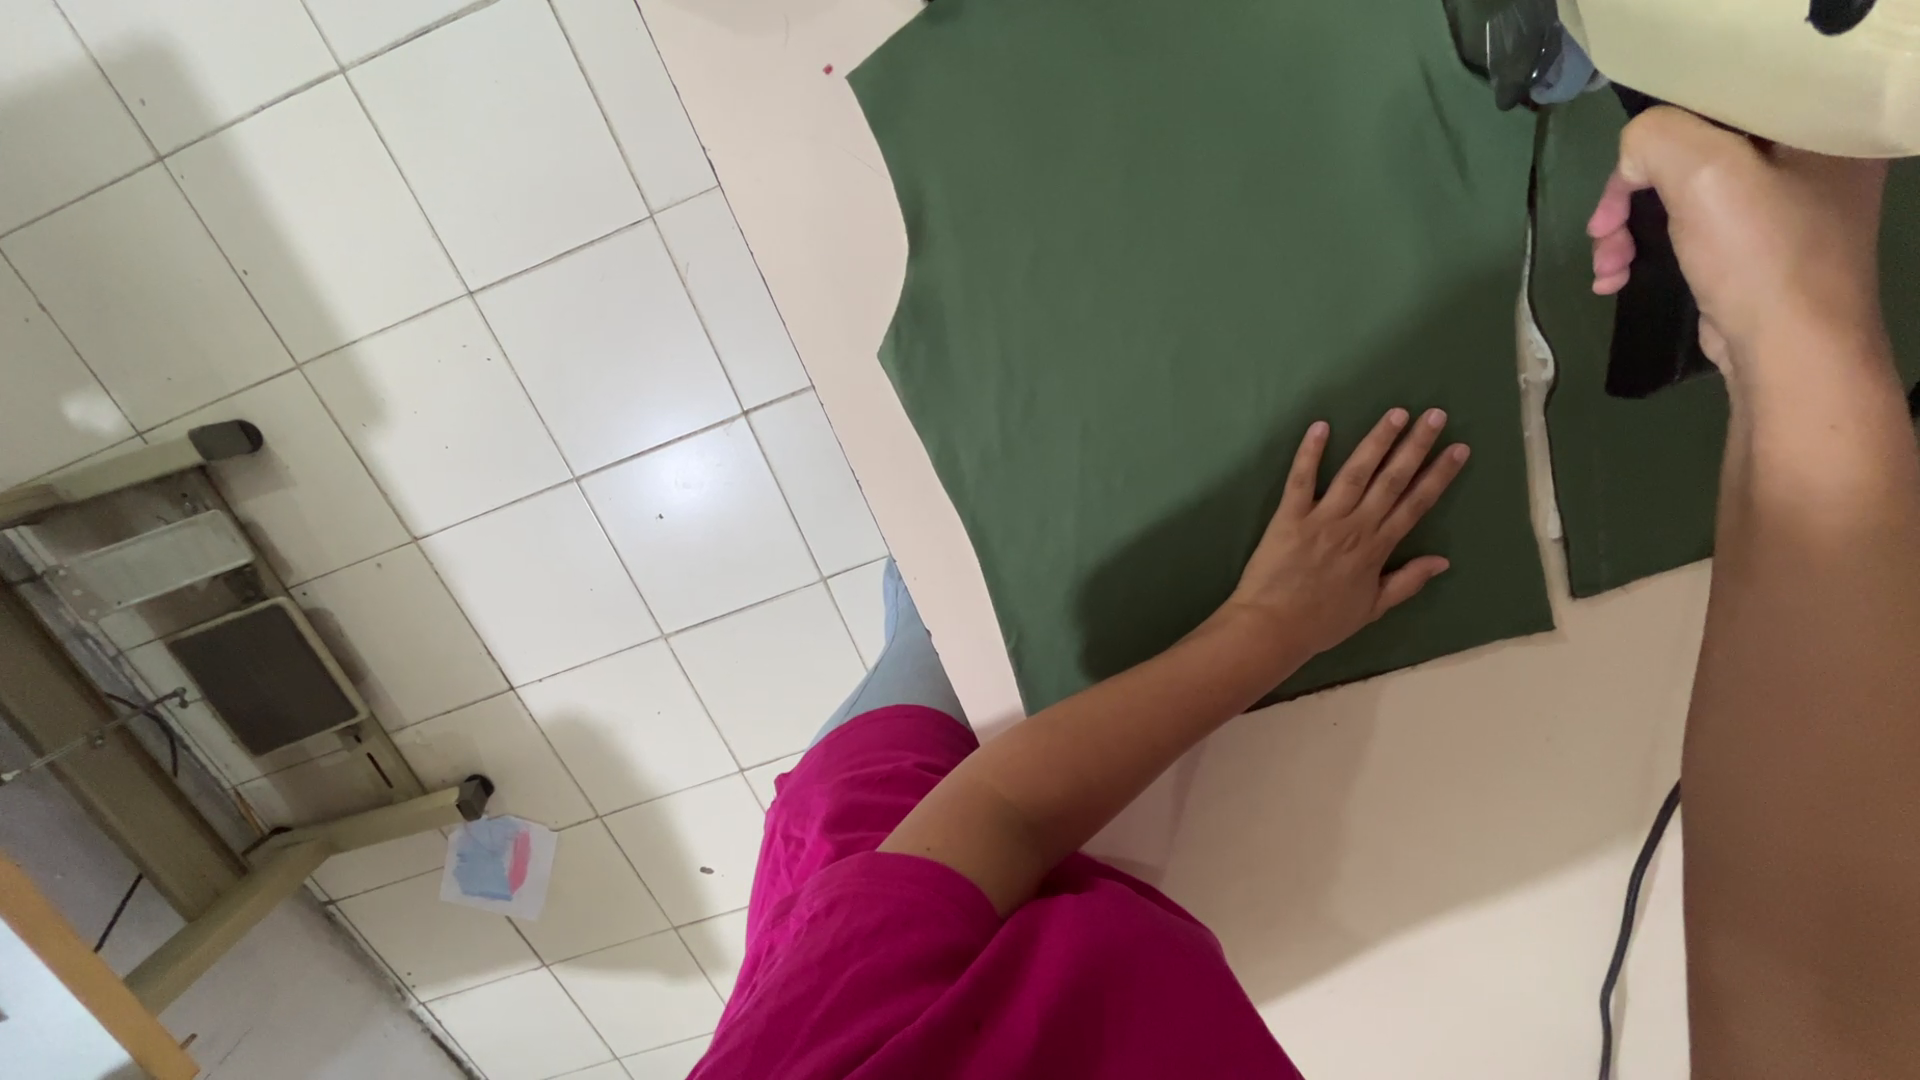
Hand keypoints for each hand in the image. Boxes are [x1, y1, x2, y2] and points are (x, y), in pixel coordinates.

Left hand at [1217, 408, 1468, 663]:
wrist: (1273, 627)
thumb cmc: (1321, 622)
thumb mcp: (1372, 608)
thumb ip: (1407, 581)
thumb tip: (1443, 561)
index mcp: (1377, 549)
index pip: (1415, 504)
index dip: (1439, 475)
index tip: (1458, 449)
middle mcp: (1355, 528)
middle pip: (1392, 480)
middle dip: (1416, 446)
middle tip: (1435, 415)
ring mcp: (1322, 520)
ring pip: (1355, 473)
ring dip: (1377, 441)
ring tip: (1396, 413)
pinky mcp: (1288, 518)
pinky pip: (1301, 480)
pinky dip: (1310, 453)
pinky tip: (1320, 427)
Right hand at [1587, 106, 1888, 371]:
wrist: (1784, 347)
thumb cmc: (1757, 255)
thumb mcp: (1705, 174)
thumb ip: (1659, 139)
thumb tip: (1631, 160)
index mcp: (1814, 127)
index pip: (1713, 106)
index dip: (1655, 140)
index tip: (1621, 185)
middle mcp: (1805, 159)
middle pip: (1687, 156)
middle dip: (1629, 199)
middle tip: (1601, 232)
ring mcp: (1778, 209)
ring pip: (1675, 199)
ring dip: (1624, 233)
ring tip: (1607, 270)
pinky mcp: (1750, 250)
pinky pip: (1683, 233)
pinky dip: (1641, 253)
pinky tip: (1616, 280)